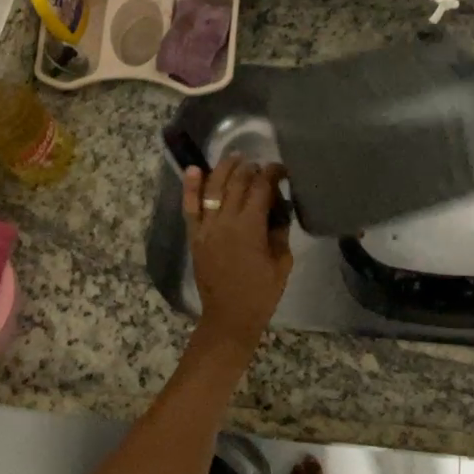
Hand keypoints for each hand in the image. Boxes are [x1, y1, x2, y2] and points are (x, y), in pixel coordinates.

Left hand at [183, 152, 292, 341]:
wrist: (229, 316)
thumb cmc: (261, 292)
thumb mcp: (282, 261)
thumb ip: (280, 231)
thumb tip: (277, 209)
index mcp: (250, 227)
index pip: (261, 188)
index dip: (272, 174)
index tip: (281, 170)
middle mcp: (225, 221)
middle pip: (237, 183)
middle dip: (250, 169)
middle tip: (260, 165)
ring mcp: (206, 227)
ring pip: (213, 188)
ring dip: (224, 169)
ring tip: (234, 157)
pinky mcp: (195, 236)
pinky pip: (190, 207)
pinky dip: (191, 187)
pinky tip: (195, 170)